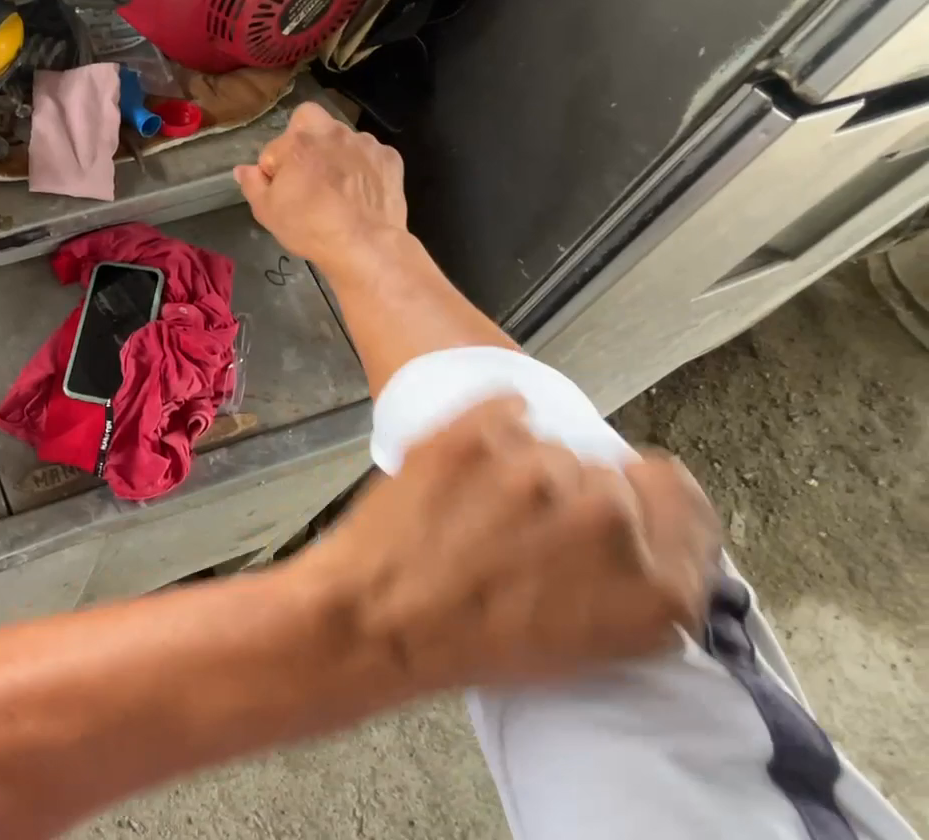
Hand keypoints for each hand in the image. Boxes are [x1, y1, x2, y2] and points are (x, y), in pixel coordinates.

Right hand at [234, 102, 406, 271]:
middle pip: (308, 119)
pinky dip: (361, 167)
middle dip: (302, 137)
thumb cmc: (308, 228)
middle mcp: (331, 133)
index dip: (273, 169)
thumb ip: (252, 184)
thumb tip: (242, 169)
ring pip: (341, 137)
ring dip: (333, 153)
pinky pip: (367, 154)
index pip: (274, 149)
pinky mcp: (388, 156)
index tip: (279, 190)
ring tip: (336, 187)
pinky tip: (359, 191)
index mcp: (296, 143)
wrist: (365, 245)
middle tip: (305, 170)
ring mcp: (363, 143)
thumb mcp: (266, 211)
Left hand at [308, 397, 719, 691]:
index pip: (678, 498)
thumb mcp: (588, 646)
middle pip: (605, 471)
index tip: (604, 505)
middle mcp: (608, 520)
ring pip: (547, 445)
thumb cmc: (468, 642)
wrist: (374, 618)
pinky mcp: (477, 437)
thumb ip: (640, 587)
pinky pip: (504, 407)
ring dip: (517, 466)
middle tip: (517, 527)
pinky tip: (460, 468)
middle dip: (568, 494)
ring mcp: (538, 471)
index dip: (639, 500)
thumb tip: (645, 536)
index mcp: (655, 585)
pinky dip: (486, 429)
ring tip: (473, 509)